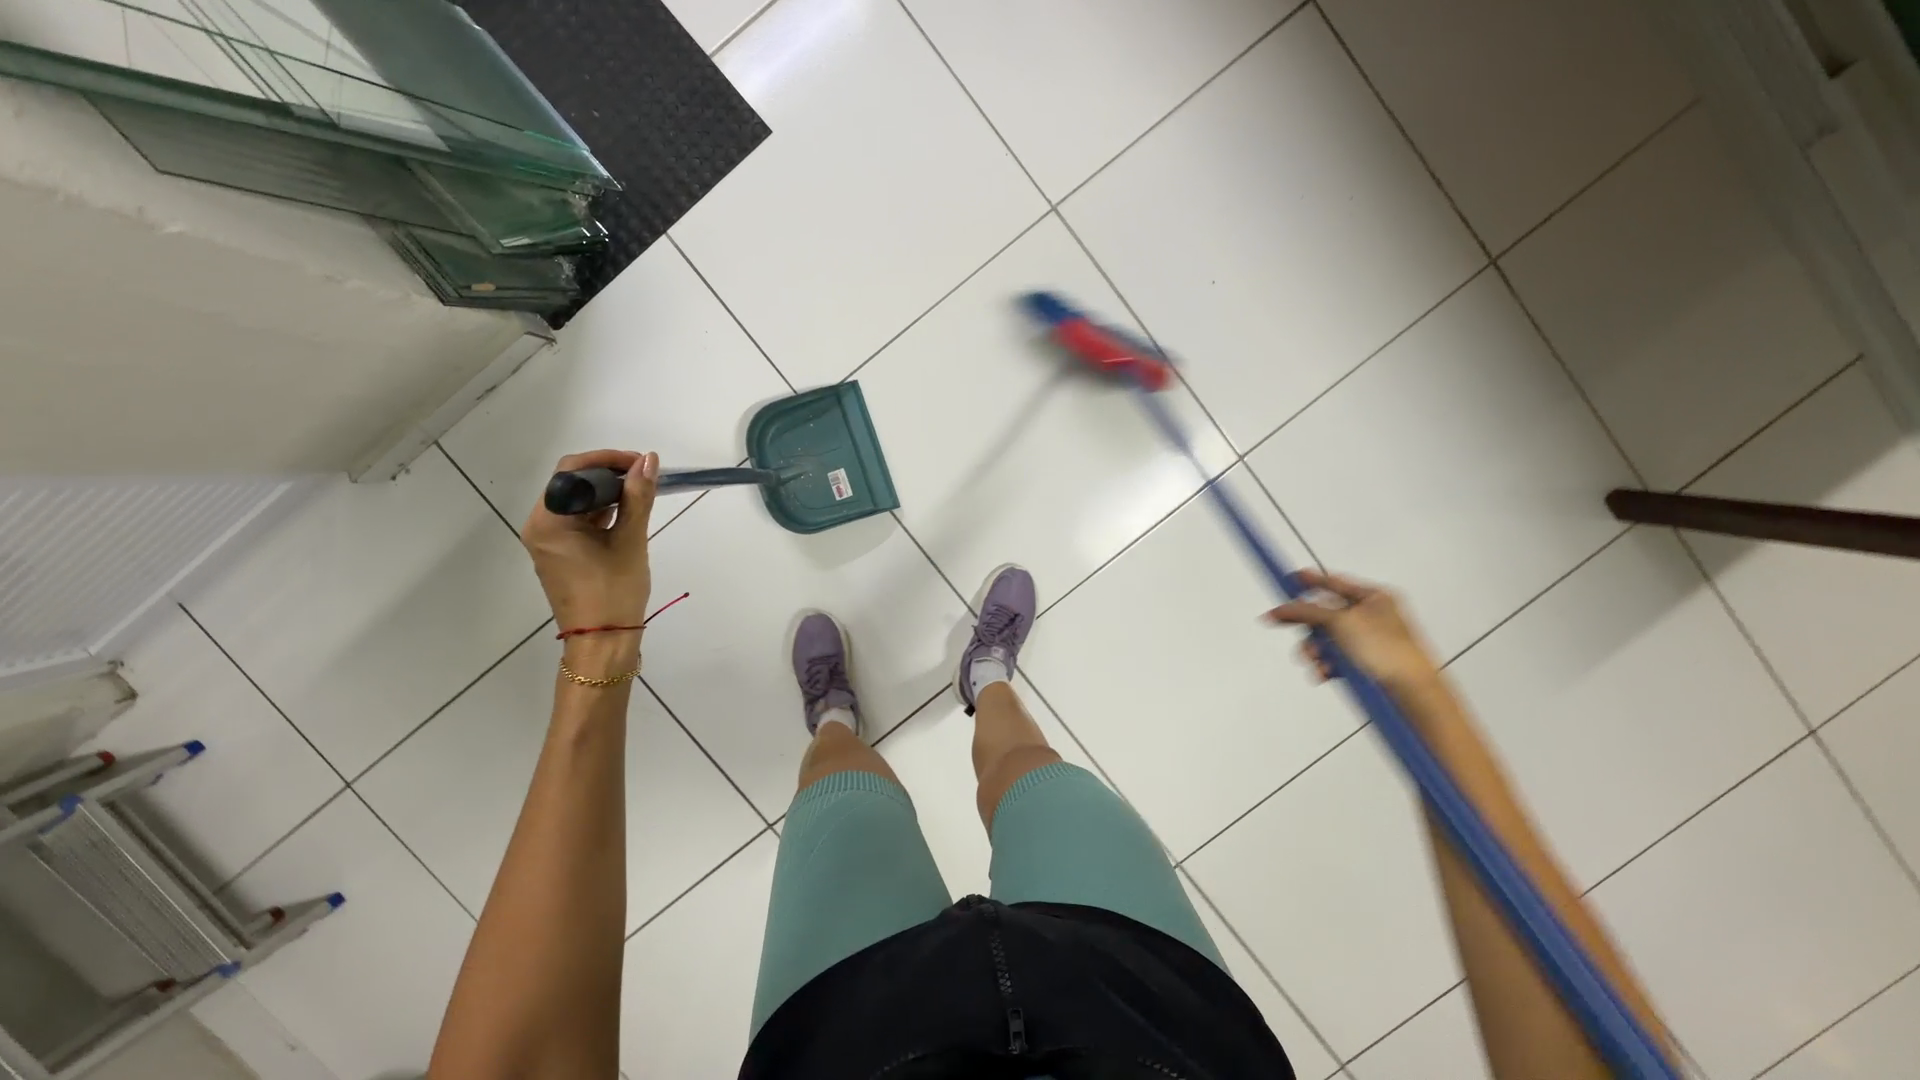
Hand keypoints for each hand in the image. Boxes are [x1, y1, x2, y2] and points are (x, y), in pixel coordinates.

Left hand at [522, 450, 658, 635]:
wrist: (603, 643)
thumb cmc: (613, 592)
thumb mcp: (629, 541)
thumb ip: (638, 497)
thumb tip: (649, 460)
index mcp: (548, 521)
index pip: (572, 471)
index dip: (607, 460)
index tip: (640, 464)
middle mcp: (540, 527)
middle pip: (572, 484)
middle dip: (609, 476)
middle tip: (643, 478)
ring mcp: (549, 543)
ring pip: (577, 503)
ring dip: (608, 495)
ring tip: (641, 496)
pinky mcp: (561, 555)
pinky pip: (579, 523)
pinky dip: (602, 514)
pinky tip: (628, 516)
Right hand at [1265, 569, 1439, 690]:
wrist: (1410, 690)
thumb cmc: (1383, 648)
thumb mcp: (1340, 622)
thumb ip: (1307, 612)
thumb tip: (1279, 608)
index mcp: (1374, 597)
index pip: (1335, 583)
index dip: (1311, 581)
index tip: (1290, 578)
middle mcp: (1372, 616)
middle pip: (1326, 614)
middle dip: (1307, 627)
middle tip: (1280, 624)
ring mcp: (1369, 641)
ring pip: (1327, 640)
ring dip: (1314, 650)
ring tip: (1313, 661)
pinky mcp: (1365, 665)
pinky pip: (1336, 659)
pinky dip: (1325, 665)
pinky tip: (1323, 673)